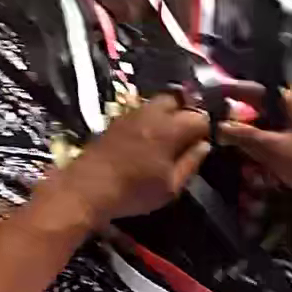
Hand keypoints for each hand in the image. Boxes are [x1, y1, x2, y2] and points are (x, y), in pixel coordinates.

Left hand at [47, 95, 211, 224]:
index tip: (200, 144)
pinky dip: (150, 118)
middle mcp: (151, 114)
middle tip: (185, 135)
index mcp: (169, 129)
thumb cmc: (132, 192)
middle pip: (178, 100)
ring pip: (158, 102)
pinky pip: (141, 110)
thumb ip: (191, 163)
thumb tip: (203, 144)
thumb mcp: (170, 187)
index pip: (199, 117)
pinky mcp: (116, 119)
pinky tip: (147, 137)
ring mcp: (131, 114)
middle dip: (186, 113)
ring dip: (167, 114)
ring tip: (167, 136)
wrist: (86, 188)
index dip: (205, 130)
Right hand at [220, 88, 291, 212]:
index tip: (211, 96)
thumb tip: (220, 125)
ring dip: (257, 136)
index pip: (257, 91)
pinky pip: (288, 141)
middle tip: (216, 127)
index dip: (233, 93)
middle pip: (267, 109)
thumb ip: (244, 135)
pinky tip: (260, 162)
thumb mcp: (273, 149)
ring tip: (233, 146)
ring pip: (277, 127)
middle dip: (243, 118)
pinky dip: (272, 148)